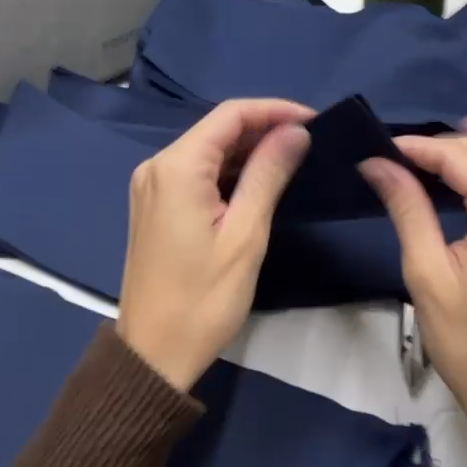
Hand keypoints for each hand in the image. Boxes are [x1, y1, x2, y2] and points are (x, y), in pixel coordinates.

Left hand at [117, 98, 314, 391]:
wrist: (153, 355)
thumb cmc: (203, 299)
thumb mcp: (245, 234)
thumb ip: (269, 174)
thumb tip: (295, 132)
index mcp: (176, 167)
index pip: (230, 115)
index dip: (274, 110)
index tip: (314, 120)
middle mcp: (157, 166)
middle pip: (216, 129)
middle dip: (263, 129)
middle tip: (310, 142)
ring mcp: (151, 185)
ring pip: (207, 151)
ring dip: (247, 151)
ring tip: (294, 158)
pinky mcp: (154, 205)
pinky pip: (195, 173)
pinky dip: (228, 172)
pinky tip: (259, 181)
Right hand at [361, 112, 466, 455]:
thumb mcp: (426, 274)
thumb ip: (407, 208)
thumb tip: (378, 163)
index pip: (463, 158)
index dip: (419, 147)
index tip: (379, 148)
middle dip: (437, 148)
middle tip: (392, 160)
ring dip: (458, 156)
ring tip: (413, 166)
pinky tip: (448, 178)